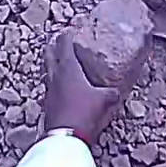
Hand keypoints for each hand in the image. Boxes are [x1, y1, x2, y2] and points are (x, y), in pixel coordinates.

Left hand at [42, 31, 123, 145]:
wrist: (65, 136)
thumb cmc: (83, 111)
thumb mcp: (104, 100)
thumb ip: (111, 93)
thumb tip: (118, 91)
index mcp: (68, 68)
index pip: (64, 45)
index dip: (66, 36)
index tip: (69, 30)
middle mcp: (55, 75)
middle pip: (49, 54)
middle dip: (52, 45)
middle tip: (56, 40)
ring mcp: (49, 89)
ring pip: (47, 70)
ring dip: (51, 63)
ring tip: (57, 61)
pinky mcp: (47, 102)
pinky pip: (49, 85)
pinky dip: (54, 80)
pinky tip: (59, 86)